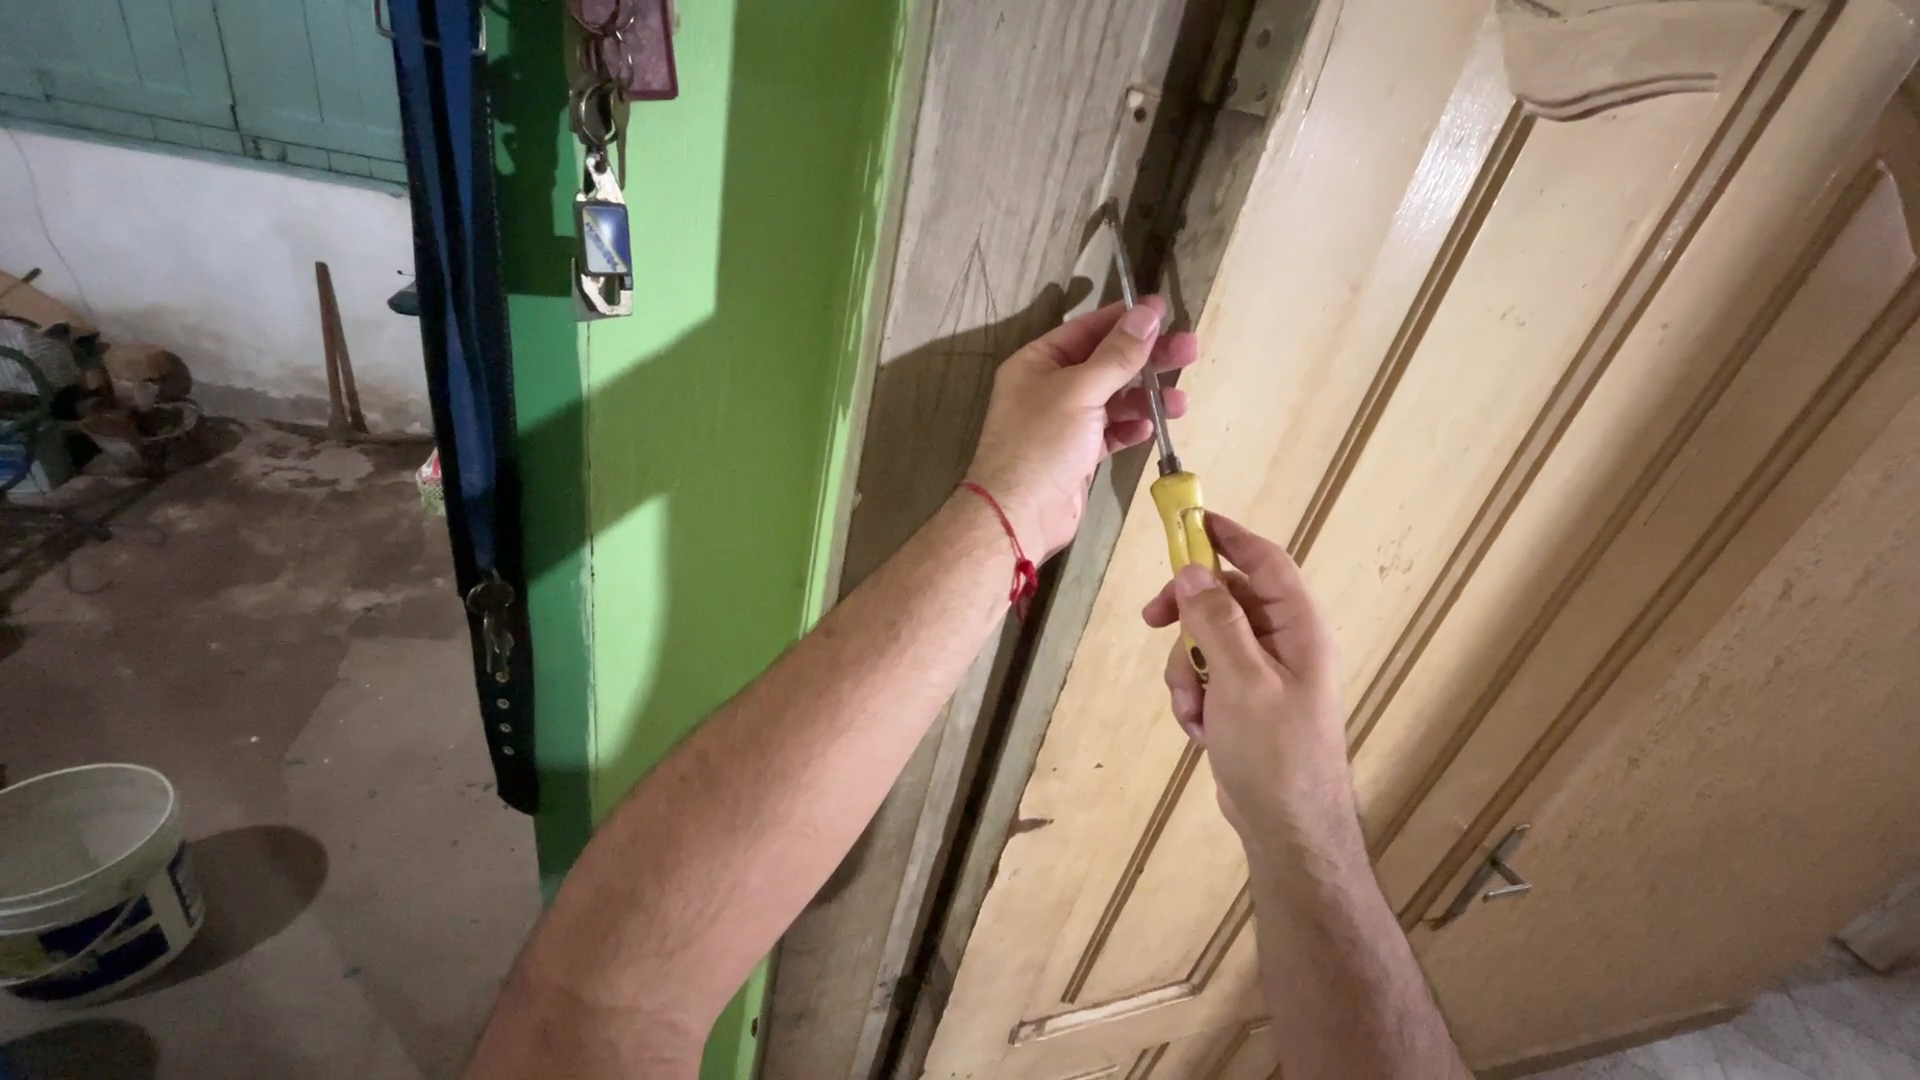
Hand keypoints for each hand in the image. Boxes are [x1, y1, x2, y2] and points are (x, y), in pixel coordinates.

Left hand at [966, 297, 1198, 557]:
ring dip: (1146, 398)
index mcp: (1038, 362)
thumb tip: (1147, 313)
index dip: (1126, 319)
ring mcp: (1063, 423)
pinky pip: (1110, 432)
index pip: (1087, 330)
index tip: (1165, 311)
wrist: (1019, 514)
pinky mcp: (1076, 454)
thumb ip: (1117, 354)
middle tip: (1190, 351)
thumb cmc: (1042, 443)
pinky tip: (1150, 428)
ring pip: (1112, 400)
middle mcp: (1049, 388)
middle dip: (1147, 359)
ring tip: (1181, 402)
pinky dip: (1130, 428)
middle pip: (1106, 363)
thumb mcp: (1080, 391)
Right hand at [1141, 515, 1351, 840]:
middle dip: (1186, 615)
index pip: (1265, 561)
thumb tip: (1190, 570)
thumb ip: (1216, 620)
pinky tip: (1199, 728)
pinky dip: (1193, 695)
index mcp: (1298, 627)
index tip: (1188, 521)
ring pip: (1205, 639)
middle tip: (1151, 620)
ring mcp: (1262, 672)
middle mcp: (1283, 642)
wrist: (1286, 827)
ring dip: (1186, 670)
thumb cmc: (1275, 750)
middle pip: (1224, 598)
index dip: (1228, 536)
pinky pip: (1205, 675)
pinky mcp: (1243, 699)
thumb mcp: (1241, 679)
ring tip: (1192, 709)